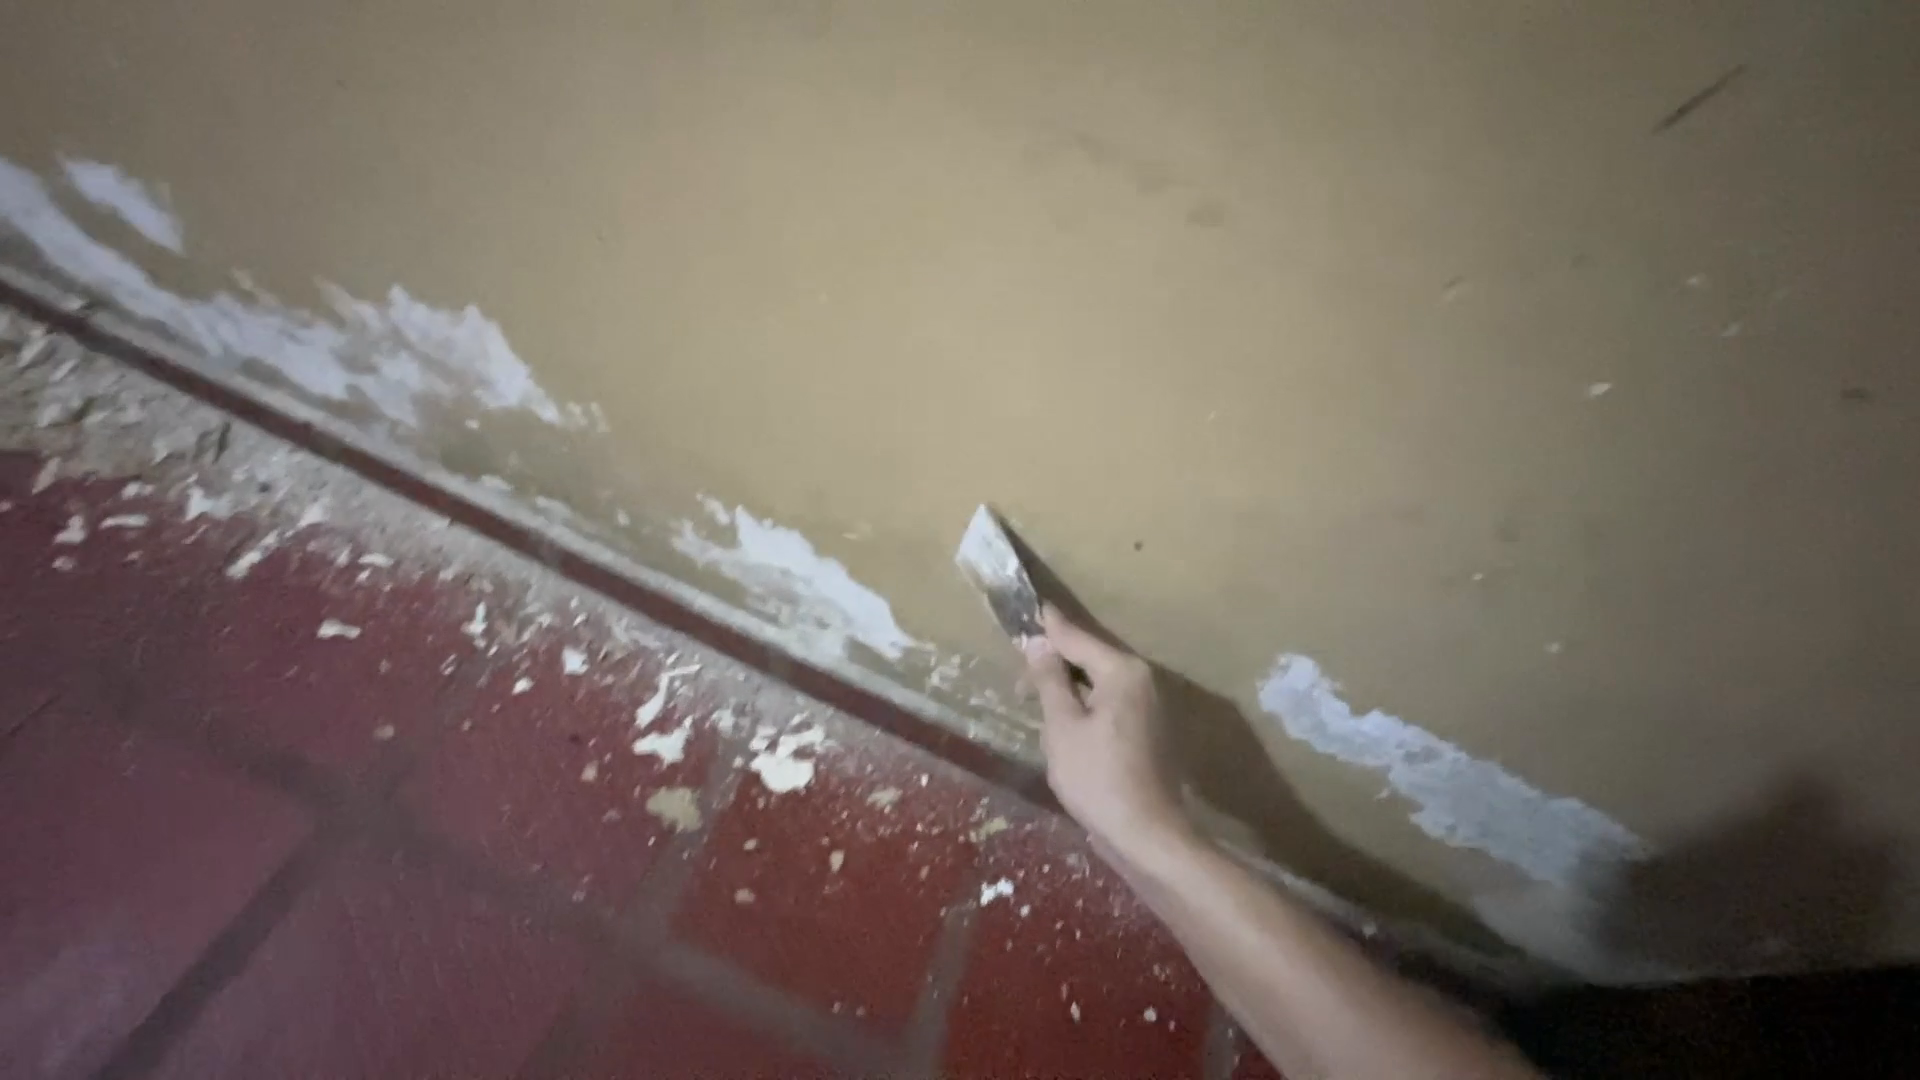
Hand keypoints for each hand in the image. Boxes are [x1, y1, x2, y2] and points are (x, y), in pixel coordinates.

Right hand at [1024, 605, 1192, 862]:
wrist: (1147, 835)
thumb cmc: (1097, 778)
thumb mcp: (1062, 726)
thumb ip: (1049, 680)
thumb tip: (1037, 641)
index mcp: (1122, 671)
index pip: (1075, 638)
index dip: (1046, 626)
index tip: (1026, 607)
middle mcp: (1142, 679)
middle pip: (1090, 657)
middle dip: (1055, 658)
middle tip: (1019, 663)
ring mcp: (1150, 705)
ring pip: (1099, 681)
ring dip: (1068, 683)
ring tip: (1035, 690)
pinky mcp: (1148, 729)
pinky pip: (1110, 702)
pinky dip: (1085, 702)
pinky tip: (1063, 717)